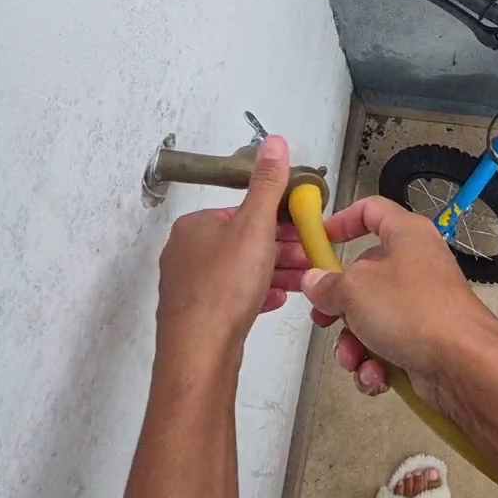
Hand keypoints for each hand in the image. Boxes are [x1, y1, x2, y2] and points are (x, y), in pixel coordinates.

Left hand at [154, 135, 312, 359]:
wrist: (200, 355)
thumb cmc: (224, 288)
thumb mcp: (255, 227)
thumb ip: (268, 185)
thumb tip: (274, 142)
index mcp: (195, 226)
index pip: (243, 210)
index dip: (279, 218)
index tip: (305, 227)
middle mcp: (186, 252)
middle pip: (244, 240)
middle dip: (281, 247)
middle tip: (310, 255)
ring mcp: (189, 286)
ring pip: (241, 270)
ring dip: (274, 271)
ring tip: (303, 279)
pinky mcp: (197, 315)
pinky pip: (233, 296)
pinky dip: (258, 294)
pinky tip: (277, 300)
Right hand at [297, 196, 497, 399]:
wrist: (463, 363)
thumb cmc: (409, 309)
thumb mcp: (356, 290)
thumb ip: (328, 284)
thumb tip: (313, 280)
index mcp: (406, 234)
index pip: (370, 210)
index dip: (341, 221)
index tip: (317, 243)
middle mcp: (416, 262)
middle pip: (365, 274)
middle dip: (340, 305)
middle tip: (324, 320)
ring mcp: (422, 303)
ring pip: (372, 316)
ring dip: (355, 342)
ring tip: (354, 359)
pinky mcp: (425, 339)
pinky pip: (388, 345)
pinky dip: (377, 362)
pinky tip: (376, 376)